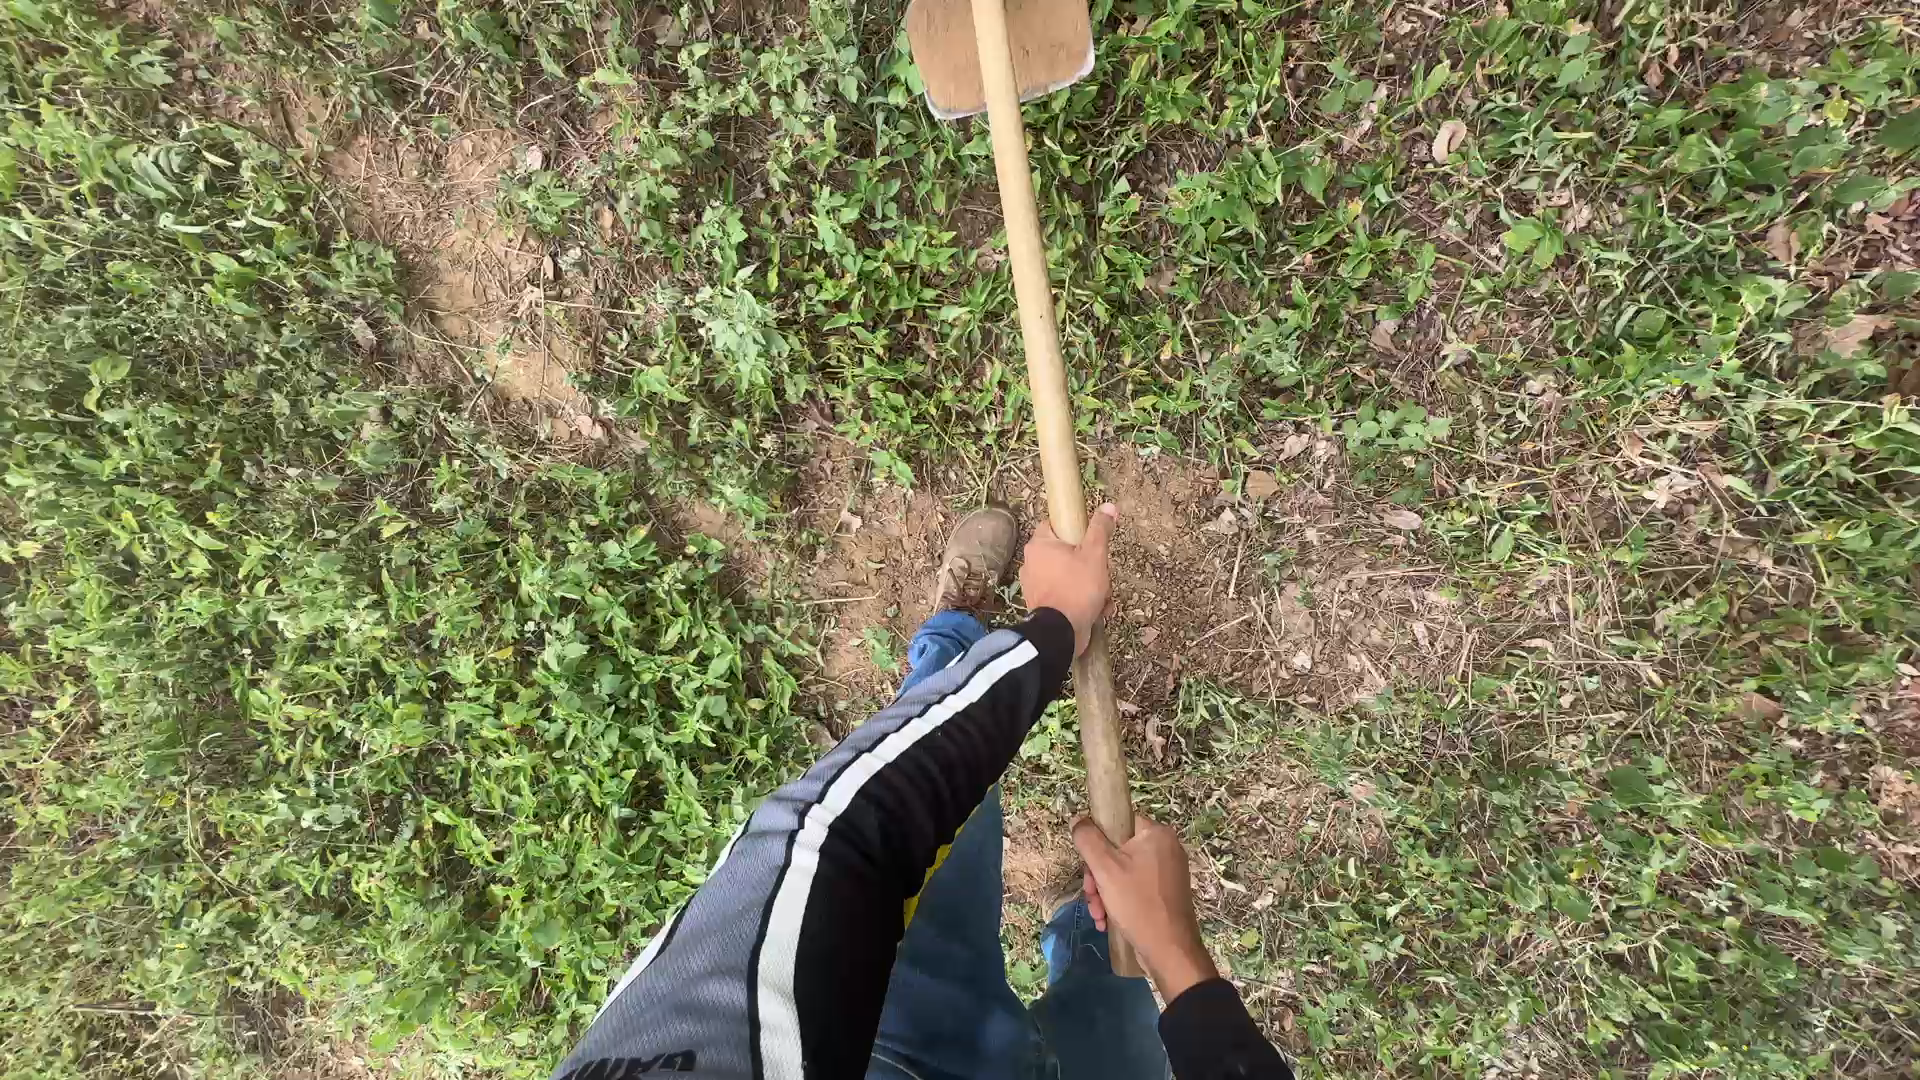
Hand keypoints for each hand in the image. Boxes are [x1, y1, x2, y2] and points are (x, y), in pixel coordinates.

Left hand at [1019, 503, 1117, 656]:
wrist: (1059, 633)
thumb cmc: (1076, 589)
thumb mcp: (1094, 554)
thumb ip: (1100, 529)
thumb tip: (1109, 507)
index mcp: (1039, 545)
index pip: (1055, 524)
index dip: (1075, 529)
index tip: (1091, 540)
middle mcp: (1032, 563)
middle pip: (1067, 553)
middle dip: (1091, 566)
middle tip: (1102, 575)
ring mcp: (1035, 585)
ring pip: (1070, 576)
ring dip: (1091, 586)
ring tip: (1102, 597)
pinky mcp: (1041, 604)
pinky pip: (1066, 595)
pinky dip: (1082, 601)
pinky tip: (1097, 610)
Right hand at [1072, 813, 1217, 1001]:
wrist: (1171, 955)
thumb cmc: (1138, 904)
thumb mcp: (1105, 868)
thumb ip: (1087, 839)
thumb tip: (1078, 820)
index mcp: (1156, 833)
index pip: (1117, 822)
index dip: (1097, 841)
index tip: (1088, 865)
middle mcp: (1166, 847)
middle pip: (1118, 850)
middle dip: (1098, 875)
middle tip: (1091, 895)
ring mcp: (1169, 871)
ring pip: (1124, 871)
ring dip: (1104, 891)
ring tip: (1098, 915)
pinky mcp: (1167, 893)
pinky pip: (1135, 886)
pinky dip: (1119, 900)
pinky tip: (1108, 921)